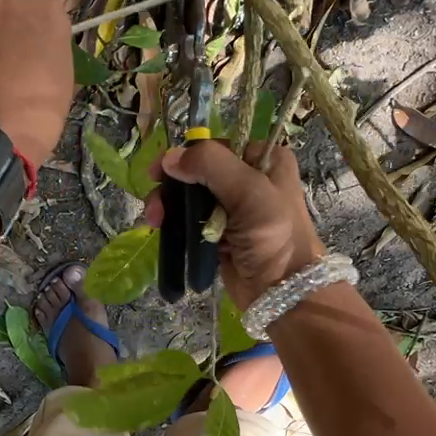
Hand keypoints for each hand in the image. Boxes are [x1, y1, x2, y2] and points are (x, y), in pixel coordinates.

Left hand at [0, 0, 72, 166]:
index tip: (26, 66)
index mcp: (47, 13)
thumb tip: (35, 65)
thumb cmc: (35, 118)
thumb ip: (48, 60)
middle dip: (0, 40)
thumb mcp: (61, 87)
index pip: (41, 22)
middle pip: (4, 18)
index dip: (31, 46)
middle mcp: (8, 2)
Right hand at [146, 140, 323, 311]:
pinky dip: (176, 224)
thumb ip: (211, 165)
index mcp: (264, 159)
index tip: (158, 172)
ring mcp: (233, 209)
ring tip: (154, 222)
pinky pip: (191, 221)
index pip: (216, 147)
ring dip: (169, 207)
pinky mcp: (220, 234)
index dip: (185, 157)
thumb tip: (169, 157)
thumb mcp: (248, 191)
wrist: (281, 289)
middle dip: (172, 187)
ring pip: (191, 198)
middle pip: (198, 173)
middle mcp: (249, 179)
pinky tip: (163, 230)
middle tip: (154, 206)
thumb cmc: (273, 235)